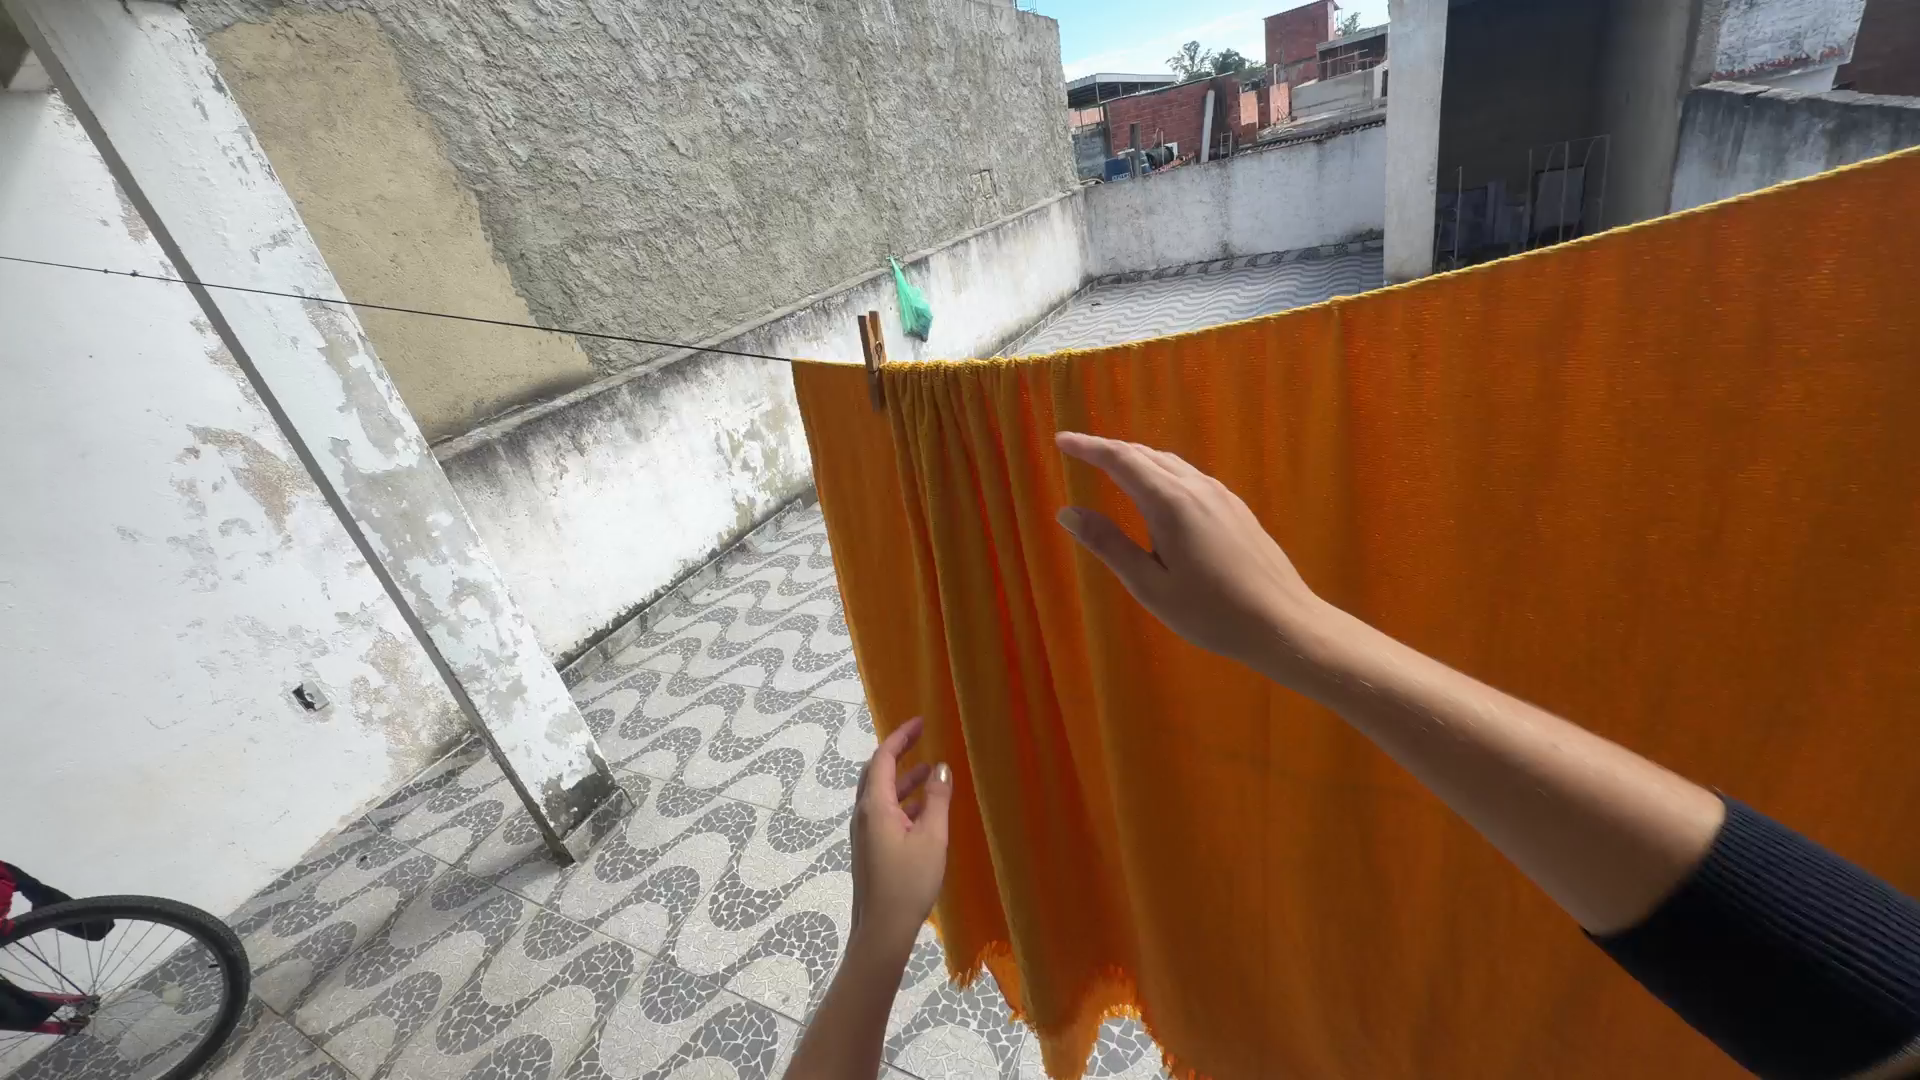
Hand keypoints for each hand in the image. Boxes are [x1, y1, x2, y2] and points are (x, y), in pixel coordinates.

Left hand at [850, 716, 952, 953]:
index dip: (900, 737)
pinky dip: (903, 801)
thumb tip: (941, 767)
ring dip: (904, 779)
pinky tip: (925, 810)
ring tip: (931, 772)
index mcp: (874, 806)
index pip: (882, 758)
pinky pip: (884, 812)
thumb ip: (937, 799)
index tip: (920, 722)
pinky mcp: (870, 849)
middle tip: (922, 738)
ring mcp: (865, 833)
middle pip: (876, 773)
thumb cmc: (908, 882)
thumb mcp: (932, 838)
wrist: (881, 932)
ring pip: (881, 794)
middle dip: (898, 753)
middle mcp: (864, 815)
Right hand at [1053, 431, 1331, 682]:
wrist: (1282, 622)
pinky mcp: (1234, 507)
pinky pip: (1187, 475)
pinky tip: (1157, 490)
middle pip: (1144, 454)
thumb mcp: (1149, 585)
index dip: (1088, 447)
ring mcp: (1220, 495)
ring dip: (1135, 458)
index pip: (1120, 460)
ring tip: (1110, 466)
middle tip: (1078, 451)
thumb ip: (1108, 544)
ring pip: (1169, 463)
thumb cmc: (1210, 613)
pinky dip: (1160, 471)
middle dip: (1108, 449)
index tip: (1061, 440)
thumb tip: (1067, 512)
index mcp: (1170, 504)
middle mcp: (1195, 488)